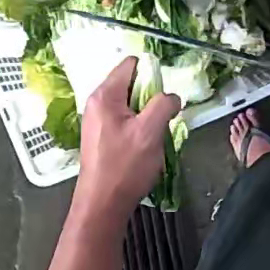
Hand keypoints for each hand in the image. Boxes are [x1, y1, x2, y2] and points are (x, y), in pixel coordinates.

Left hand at [75, 57, 181, 210]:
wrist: (102, 204)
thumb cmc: (125, 166)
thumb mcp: (150, 131)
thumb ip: (164, 105)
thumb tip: (172, 97)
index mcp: (105, 95)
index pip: (130, 64)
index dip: (152, 71)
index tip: (166, 91)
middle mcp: (96, 103)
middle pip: (130, 84)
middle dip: (151, 95)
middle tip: (163, 115)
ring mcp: (96, 121)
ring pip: (129, 104)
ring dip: (146, 113)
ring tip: (155, 132)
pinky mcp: (100, 137)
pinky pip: (123, 120)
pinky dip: (137, 126)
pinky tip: (145, 144)